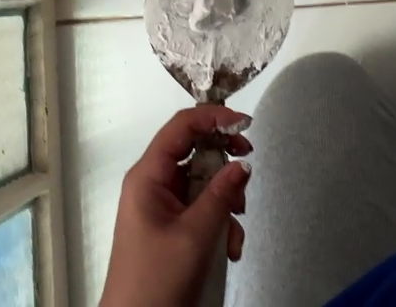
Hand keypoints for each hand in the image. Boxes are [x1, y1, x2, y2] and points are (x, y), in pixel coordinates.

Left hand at [100, 106, 253, 306]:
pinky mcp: (169, 228)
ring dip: (225, 201)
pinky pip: (200, 209)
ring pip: (202, 182)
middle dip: (223, 162)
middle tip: (248, 166)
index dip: (213, 117)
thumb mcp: (195, 236)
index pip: (181, 126)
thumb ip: (221, 194)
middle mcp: (152, 183)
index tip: (246, 123)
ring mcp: (161, 206)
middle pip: (193, 151)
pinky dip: (219, 222)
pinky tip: (229, 248)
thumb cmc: (158, 279)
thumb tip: (243, 163)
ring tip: (235, 228)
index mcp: (148, 175)